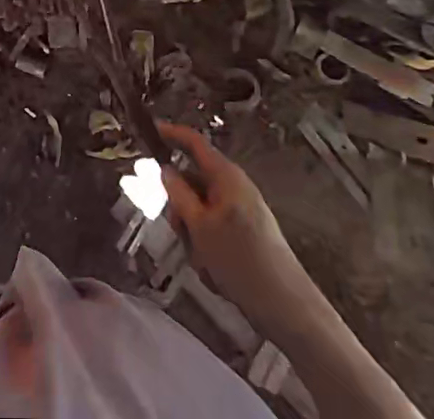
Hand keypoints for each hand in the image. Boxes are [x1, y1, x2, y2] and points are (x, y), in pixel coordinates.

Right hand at [158, 121, 307, 315]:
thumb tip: (165, 169)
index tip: (150, 131)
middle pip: (193, 183)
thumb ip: (178, 194)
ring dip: (193, 234)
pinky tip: (215, 272)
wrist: (284, 302)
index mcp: (226, 175)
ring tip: (204, 261)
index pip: (194, 143)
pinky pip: (212, 230)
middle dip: (180, 208)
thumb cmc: (239, 258)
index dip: (172, 134)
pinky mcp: (244, 231)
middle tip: (181, 232)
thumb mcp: (199, 226)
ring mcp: (240, 209)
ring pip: (199, 210)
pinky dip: (206, 247)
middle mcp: (234, 186)